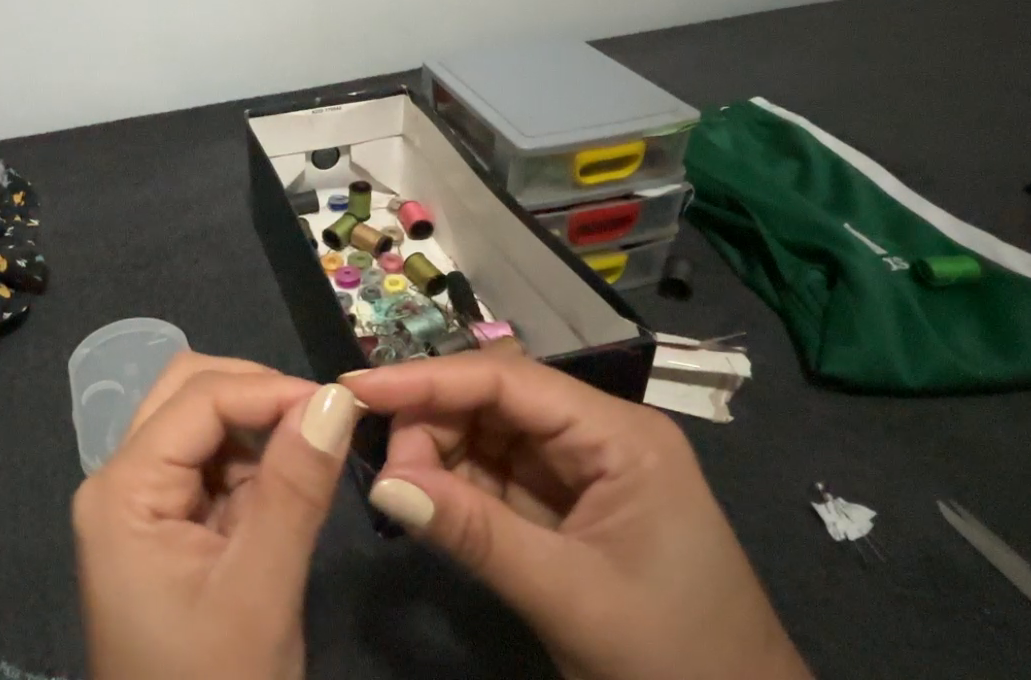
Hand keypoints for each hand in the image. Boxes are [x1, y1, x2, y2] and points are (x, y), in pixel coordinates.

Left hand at [72, 352, 360, 679]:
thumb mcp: (261, 591)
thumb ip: (295, 488)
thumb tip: (338, 399)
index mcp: (122, 489)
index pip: (199, 399)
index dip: (270, 389)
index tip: (342, 406)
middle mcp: (121, 481)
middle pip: (188, 394)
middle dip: (257, 396)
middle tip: (323, 424)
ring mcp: (140, 503)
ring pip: (202, 424)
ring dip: (258, 431)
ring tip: (309, 465)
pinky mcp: (165, 526)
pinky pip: (211, 466)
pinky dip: (253, 467)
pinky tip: (284, 495)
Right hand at [341, 343, 811, 679]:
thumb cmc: (675, 657)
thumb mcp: (569, 595)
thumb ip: (473, 532)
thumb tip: (381, 484)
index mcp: (617, 435)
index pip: (505, 380)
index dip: (424, 379)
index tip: (355, 389)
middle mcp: (595, 435)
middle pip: (490, 400)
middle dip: (429, 422)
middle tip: (384, 470)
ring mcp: (577, 468)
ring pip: (484, 433)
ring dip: (435, 453)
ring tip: (400, 489)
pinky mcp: (561, 503)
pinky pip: (492, 474)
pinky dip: (453, 484)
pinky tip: (425, 499)